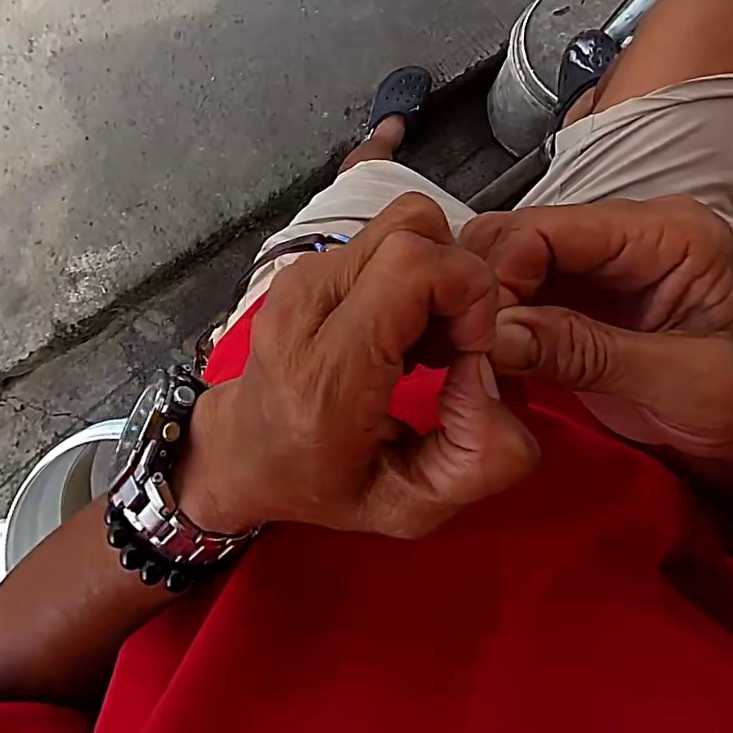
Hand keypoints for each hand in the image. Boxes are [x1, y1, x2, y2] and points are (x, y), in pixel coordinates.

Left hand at [179, 193, 538, 539]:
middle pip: (409, 229)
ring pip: (399, 225)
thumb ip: (484, 456)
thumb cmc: (319, 480)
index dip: (467, 290)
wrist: (245, 449)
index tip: (468, 347)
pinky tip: (396, 329)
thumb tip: (487, 371)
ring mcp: (298, 279)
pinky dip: (407, 275)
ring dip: (432, 274)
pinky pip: (380, 241)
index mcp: (325, 371)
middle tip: (447, 341)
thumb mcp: (412, 507)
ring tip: (420, 340)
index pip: (410, 266)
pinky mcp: (303, 268)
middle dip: (456, 276)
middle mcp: (303, 308)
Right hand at [459, 196, 732, 459]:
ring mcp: (578, 259)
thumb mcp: (682, 385)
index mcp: (665, 233)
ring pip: (489, 258)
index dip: (502, 275)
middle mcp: (613, 233)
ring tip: (480, 353)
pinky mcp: (551, 287)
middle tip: (476, 345)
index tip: (485, 332)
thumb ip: (589, 354)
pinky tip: (485, 352)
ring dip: (475, 306)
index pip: (544, 228)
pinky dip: (479, 320)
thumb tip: (499, 337)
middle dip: (481, 290)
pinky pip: (493, 289)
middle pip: (506, 235)